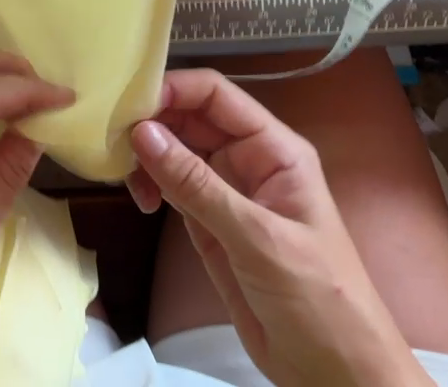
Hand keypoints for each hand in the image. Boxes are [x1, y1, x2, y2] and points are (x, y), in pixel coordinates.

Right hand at [129, 70, 430, 386]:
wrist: (335, 374)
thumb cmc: (318, 299)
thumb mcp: (257, 238)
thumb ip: (197, 184)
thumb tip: (141, 132)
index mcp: (273, 149)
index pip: (216, 96)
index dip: (174, 90)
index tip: (129, 102)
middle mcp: (246, 160)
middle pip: (189, 118)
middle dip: (151, 123)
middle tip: (111, 139)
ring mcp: (226, 190)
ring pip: (174, 150)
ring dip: (145, 155)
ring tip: (123, 176)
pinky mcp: (208, 221)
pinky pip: (170, 184)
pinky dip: (148, 183)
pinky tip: (139, 198)